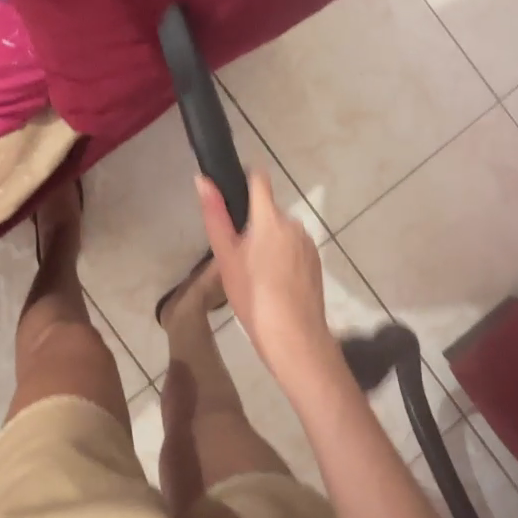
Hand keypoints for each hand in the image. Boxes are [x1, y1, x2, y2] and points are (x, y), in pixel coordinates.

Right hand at [197, 172, 338, 381]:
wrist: (295, 338)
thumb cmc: (253, 296)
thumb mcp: (226, 257)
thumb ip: (215, 215)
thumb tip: (202, 179)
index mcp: (269, 217)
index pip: (259, 179)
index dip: (246, 180)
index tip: (233, 196)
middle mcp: (293, 223)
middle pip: (268, 212)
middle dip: (253, 226)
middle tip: (237, 257)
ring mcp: (308, 243)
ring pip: (281, 232)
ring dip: (268, 244)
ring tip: (255, 276)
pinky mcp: (316, 262)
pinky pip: (293, 250)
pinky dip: (283, 259)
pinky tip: (274, 285)